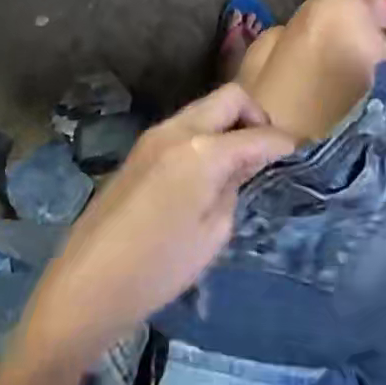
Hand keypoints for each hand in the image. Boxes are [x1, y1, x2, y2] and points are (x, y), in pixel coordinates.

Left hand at [18, 84, 297, 367]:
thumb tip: (247, 164)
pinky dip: (205, 136)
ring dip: (228, 124)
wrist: (86, 286)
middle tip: (266, 152)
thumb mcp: (214, 233)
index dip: (284, 143)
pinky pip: (183, 127)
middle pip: (230, 98)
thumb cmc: (159, 268)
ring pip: (204, 108)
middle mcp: (178, 129)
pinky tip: (206, 173)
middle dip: (256, 117)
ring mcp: (153, 137)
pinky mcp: (138, 151)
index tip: (299, 153)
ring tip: (238, 164)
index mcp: (202, 150)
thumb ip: (236, 186)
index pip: (258, 134)